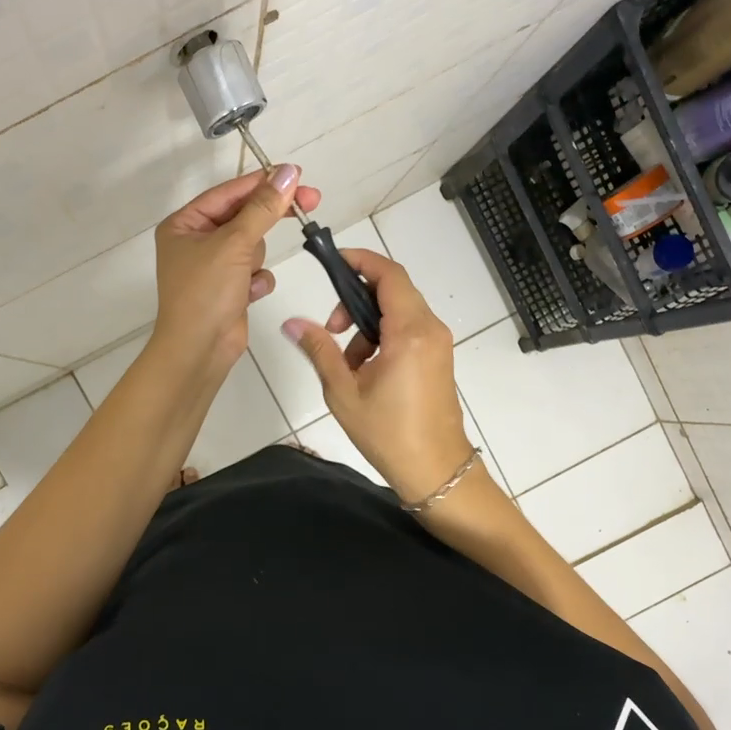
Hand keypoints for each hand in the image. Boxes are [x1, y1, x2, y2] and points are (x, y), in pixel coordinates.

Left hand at [151, 166, 321, 371]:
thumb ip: (263, 208)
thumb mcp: (234, 244)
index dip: (262, 183)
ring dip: (255, 260)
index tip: (296, 174)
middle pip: (243, 217)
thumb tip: (289, 173)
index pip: (229, 193)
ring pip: (252, 245)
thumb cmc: (206, 292)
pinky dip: (256, 282)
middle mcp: (195, 242)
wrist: (199, 350)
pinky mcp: (229, 289)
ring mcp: (212, 267)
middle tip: (311, 201)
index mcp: (183, 225)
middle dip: (269, 219)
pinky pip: (254, 272)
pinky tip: (248, 295)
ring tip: (245, 277)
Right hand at [282, 250, 475, 501]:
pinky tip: (364, 371)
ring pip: (399, 313)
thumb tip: (291, 323)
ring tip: (345, 363)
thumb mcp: (343, 392)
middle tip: (330, 330)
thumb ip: (319, 350)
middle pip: (393, 291)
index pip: (389, 275)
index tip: (332, 262)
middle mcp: (431, 329)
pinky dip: (383, 339)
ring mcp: (438, 344)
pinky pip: (408, 332)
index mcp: (410, 332)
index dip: (361, 260)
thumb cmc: (387, 433)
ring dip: (367, 326)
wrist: (434, 469)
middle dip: (356, 300)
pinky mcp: (438, 359)